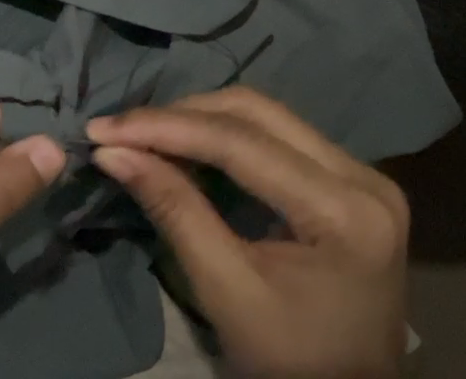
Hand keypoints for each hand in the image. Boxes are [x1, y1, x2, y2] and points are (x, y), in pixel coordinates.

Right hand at [87, 88, 408, 378]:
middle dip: (179, 115)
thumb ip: (174, 210)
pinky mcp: (348, 179)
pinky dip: (222, 134)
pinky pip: (276, 134)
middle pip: (255, 112)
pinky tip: (184, 147)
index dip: (165, 127)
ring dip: (198, 119)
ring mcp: (361, 174)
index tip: (102, 130)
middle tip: (120, 132)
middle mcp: (363, 176)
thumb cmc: (289, 358)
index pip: (240, 143)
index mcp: (345, 210)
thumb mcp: (225, 289)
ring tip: (143, 136)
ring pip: (263, 114)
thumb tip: (111, 153)